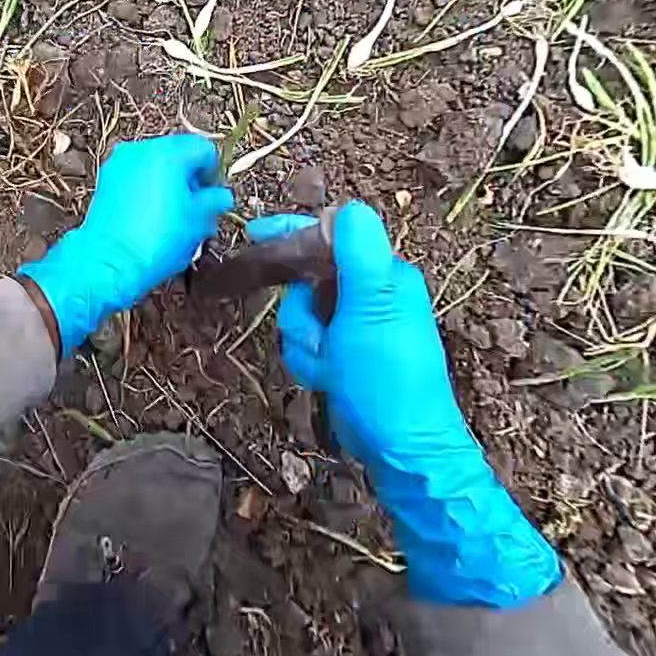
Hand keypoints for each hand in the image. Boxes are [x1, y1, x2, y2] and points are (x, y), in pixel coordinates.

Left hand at [22, 133, 233, 355]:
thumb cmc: (153, 241)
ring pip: (155, 166)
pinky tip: (153, 217)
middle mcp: (141, 151)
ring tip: (175, 216)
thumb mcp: (197, 221)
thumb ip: (213, 201)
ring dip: (169, 184)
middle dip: (190, 179)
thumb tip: (219, 196)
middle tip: (197, 207)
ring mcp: (120, 164)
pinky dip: (147, 190)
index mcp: (168, 153)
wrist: (108, 262)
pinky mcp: (106, 181)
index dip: (213, 173)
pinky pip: (136, 177)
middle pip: (178, 154)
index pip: (203, 150)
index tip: (213, 195)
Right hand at [247, 202, 560, 606]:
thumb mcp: (371, 311)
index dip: (292, 232)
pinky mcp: (342, 352)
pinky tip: (326, 377)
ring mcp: (354, 325)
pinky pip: (304, 341)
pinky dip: (308, 360)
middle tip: (315, 337)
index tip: (255, 233)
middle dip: (301, 312)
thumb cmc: (387, 378)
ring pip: (299, 313)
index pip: (331, 237)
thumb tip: (348, 208)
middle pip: (306, 279)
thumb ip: (360, 255)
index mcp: (382, 275)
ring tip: (328, 364)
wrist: (400, 448)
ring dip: (304, 342)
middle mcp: (368, 295)